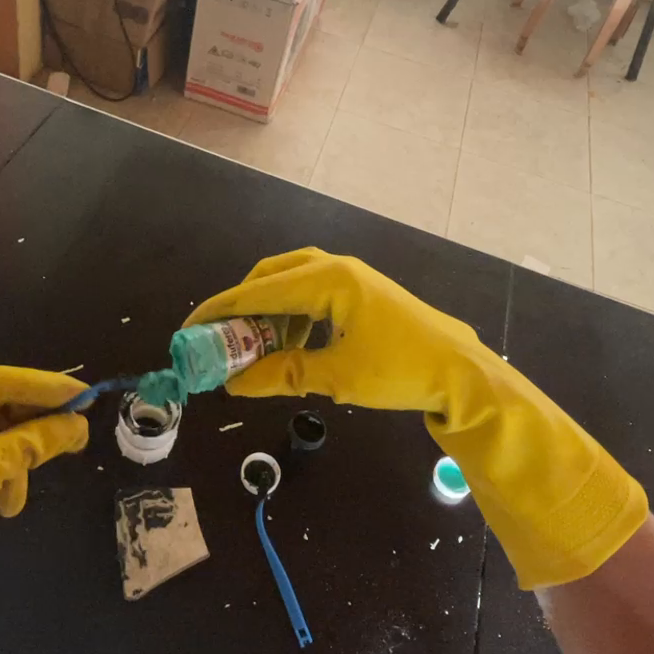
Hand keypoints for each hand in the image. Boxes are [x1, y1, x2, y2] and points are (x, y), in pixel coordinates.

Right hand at [188, 249, 646, 586]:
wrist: (463, 372)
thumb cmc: (401, 370)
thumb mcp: (337, 377)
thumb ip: (282, 374)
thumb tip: (233, 384)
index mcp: (329, 279)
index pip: (259, 289)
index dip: (221, 310)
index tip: (190, 328)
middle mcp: (336, 268)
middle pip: (272, 276)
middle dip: (243, 307)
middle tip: (221, 339)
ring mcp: (350, 277)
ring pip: (292, 284)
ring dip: (268, 313)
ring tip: (253, 349)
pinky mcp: (360, 292)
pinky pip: (312, 294)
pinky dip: (292, 316)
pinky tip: (290, 345)